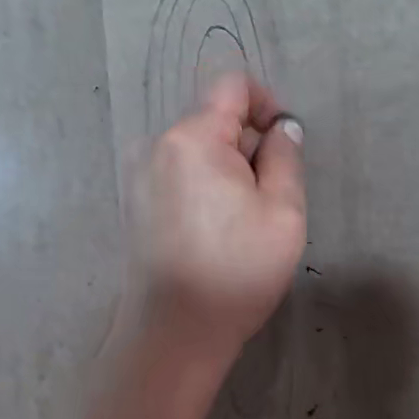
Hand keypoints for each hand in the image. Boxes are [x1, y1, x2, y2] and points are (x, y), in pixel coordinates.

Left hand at [129, 73, 307, 354]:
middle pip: (213, 120)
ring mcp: (137, 175)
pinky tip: (212, 231)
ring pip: (196, 150)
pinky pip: (176, 174)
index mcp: (191, 138)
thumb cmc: (235, 271)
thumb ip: (285, 157)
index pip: (232, 86)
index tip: (283, 143)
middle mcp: (155, 145)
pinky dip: (201, 187)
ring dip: (225, 170)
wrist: (173, 332)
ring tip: (240, 221)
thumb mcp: (282, 213)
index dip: (266, 103)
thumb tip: (281, 128)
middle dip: (246, 146)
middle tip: (266, 199)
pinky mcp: (133, 202)